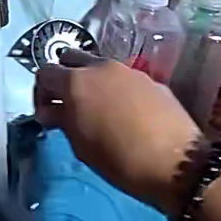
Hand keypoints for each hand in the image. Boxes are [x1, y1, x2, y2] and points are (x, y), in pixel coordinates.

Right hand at [35, 48, 201, 211]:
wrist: (179, 162)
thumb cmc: (120, 160)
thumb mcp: (82, 146)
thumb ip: (62, 120)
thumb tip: (51, 110)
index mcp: (77, 81)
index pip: (45, 72)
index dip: (40, 92)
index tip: (47, 114)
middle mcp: (101, 67)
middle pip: (71, 58)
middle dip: (64, 78)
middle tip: (68, 106)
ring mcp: (128, 70)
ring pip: (99, 67)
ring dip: (91, 82)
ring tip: (98, 111)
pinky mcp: (150, 79)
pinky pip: (123, 78)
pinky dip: (116, 89)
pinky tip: (125, 114)